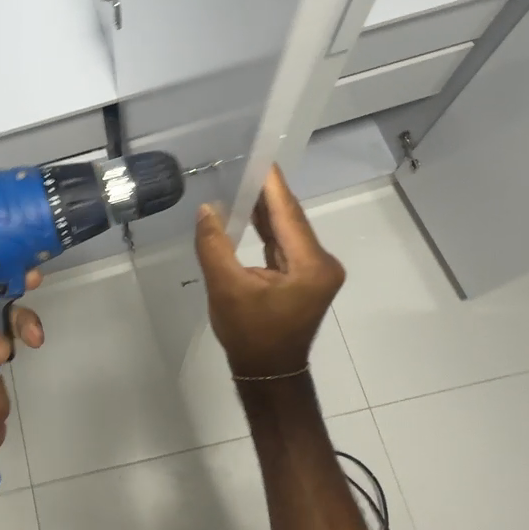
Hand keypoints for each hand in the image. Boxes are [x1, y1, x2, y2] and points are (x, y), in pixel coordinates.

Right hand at [193, 165, 344, 377]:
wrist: (268, 374)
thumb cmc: (250, 335)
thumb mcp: (226, 288)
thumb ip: (215, 245)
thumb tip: (207, 209)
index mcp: (310, 264)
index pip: (287, 213)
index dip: (271, 184)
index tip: (259, 155)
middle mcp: (321, 262)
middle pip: (291, 218)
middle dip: (267, 192)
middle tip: (244, 162)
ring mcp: (316, 269)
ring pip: (288, 229)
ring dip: (265, 209)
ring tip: (242, 179)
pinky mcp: (305, 276)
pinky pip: (285, 242)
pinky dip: (267, 227)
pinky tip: (249, 210)